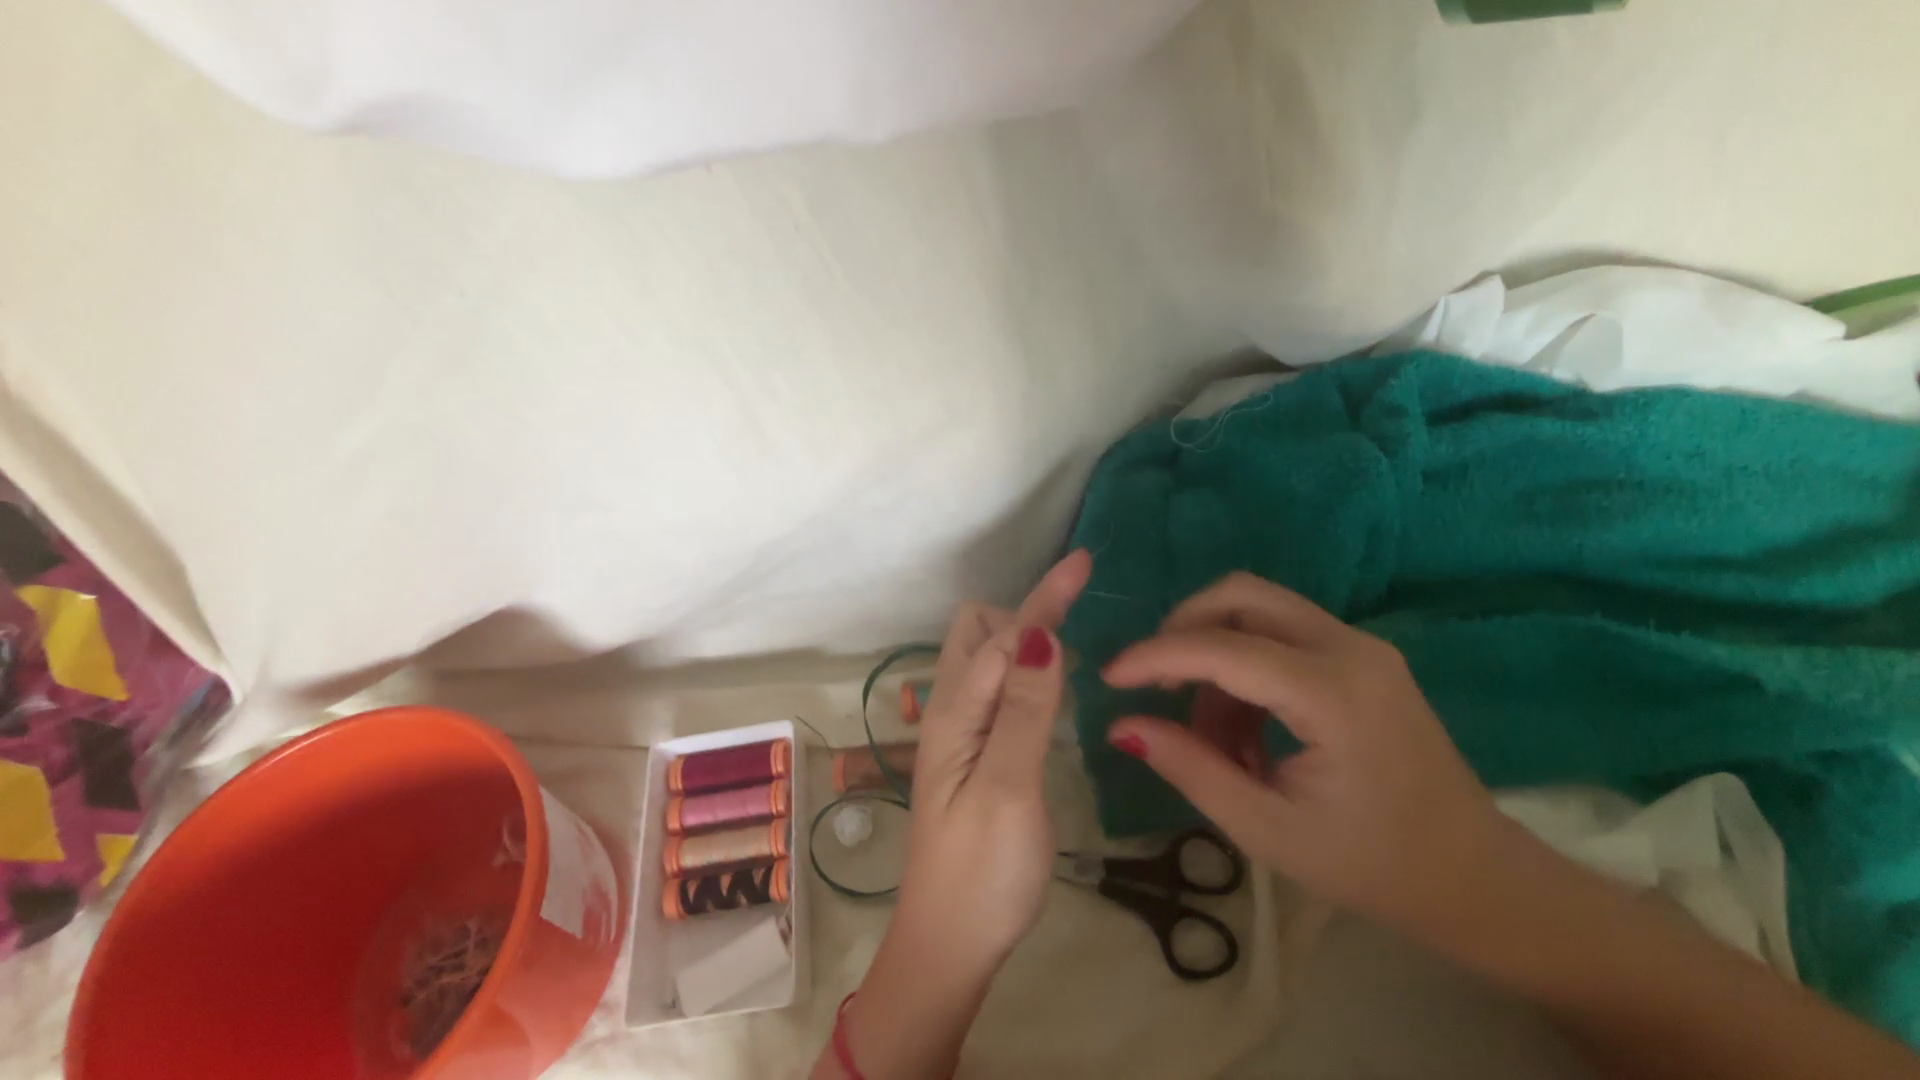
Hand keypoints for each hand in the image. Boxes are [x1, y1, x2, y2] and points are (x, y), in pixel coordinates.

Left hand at [812, 553, 1090, 1079]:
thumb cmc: (983, 873)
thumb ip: (1024, 710)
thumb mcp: (1009, 788)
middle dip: (1023, 613)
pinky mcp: (974, 759)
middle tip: (1080, 628)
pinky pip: (996, 692)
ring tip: (1073, 651)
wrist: (950, 944)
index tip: (1085, 561)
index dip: (1045, 598)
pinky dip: (1023, 673)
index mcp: (956, 714)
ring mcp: (960, 737)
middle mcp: (951, 714)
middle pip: (977, 633)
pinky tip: (1050, 690)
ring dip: (1023, 641)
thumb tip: (1039, 633)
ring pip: (985, 661)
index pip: (1005, 637)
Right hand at [1101, 572, 1523, 945]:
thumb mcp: (1265, 828)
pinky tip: (1244, 731)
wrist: (1473, 878)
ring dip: (1216, 654)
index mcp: (1332, 693)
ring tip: (1210, 737)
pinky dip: (1247, 665)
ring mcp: (1364, 647)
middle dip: (1183, 629)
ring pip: (1261, 609)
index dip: (1155, 656)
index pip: (1221, 647)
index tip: (1108, 678)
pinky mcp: (1366, 658)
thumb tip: (1121, 727)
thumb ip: (1189, 767)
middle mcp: (1350, 648)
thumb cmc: (1370, 864)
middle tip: (1154, 686)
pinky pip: (1285, 635)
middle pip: (1242, 595)